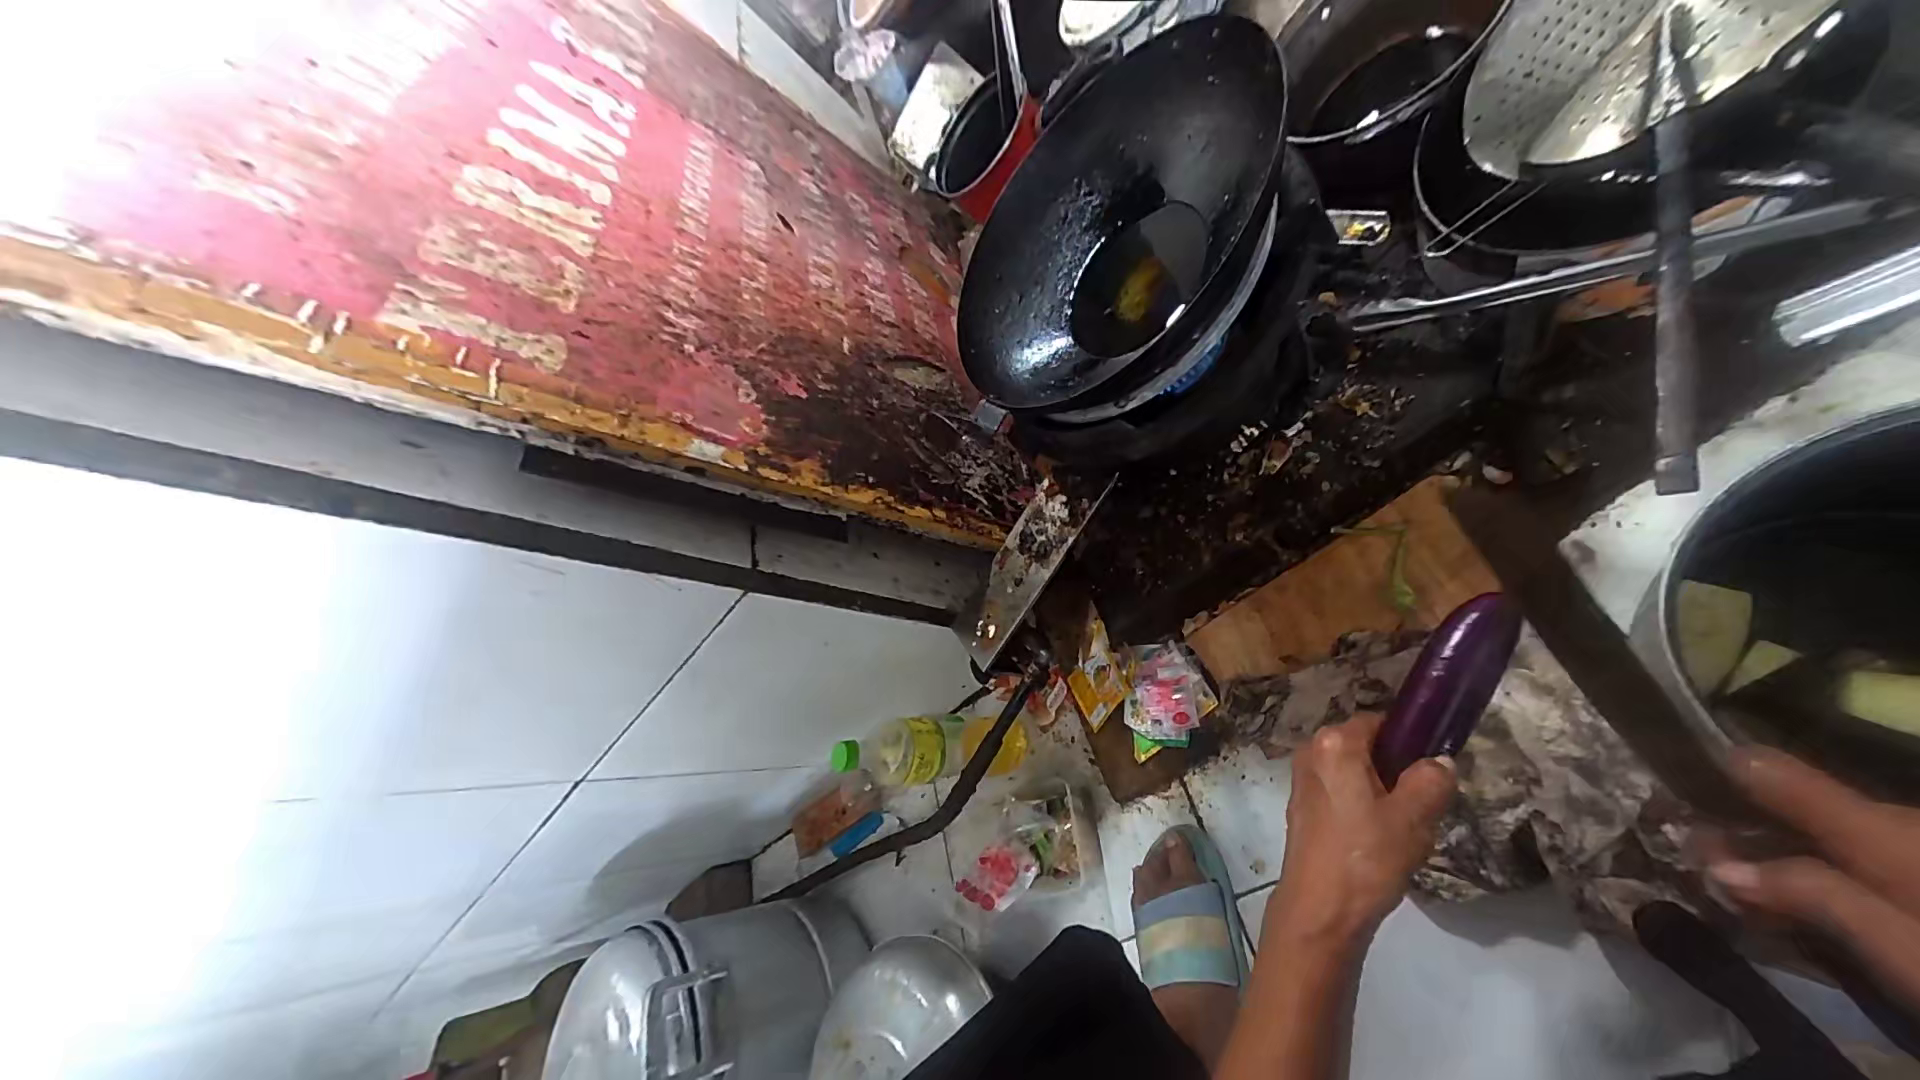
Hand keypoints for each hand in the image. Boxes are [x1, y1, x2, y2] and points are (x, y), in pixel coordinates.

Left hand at [1266, 712, 1456, 952]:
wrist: (1320, 905)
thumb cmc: (1367, 854)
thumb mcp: (1413, 817)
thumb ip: (1430, 780)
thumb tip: (1438, 760)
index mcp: (1333, 743)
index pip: (1378, 722)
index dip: (1409, 739)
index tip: (1434, 766)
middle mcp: (1310, 751)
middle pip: (1364, 746)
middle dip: (1395, 768)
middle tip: (1423, 802)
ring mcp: (1302, 779)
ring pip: (1353, 771)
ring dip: (1381, 790)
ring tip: (1405, 825)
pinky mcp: (1302, 805)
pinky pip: (1340, 791)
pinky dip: (1362, 804)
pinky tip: (1380, 836)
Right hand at [1704, 746, 1919, 1010]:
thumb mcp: (1903, 954)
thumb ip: (1808, 897)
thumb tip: (1719, 865)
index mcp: (1873, 828)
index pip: (1763, 767)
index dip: (1707, 765)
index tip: (1659, 780)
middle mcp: (1891, 821)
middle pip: (1789, 806)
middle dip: (1738, 832)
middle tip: (1704, 870)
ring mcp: (1912, 845)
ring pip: (1823, 836)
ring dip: (1777, 859)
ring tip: (1750, 899)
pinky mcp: (1917, 868)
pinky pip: (1858, 859)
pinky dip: (1819, 877)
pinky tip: (1806, 910)